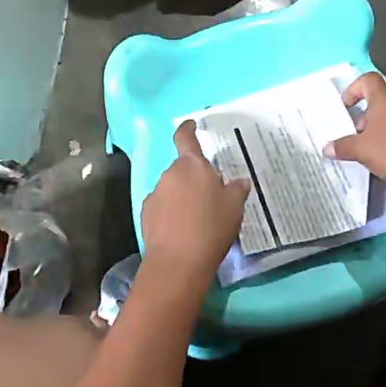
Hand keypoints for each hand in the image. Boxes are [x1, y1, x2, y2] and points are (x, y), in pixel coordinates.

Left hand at [140, 121, 250, 282]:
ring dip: (181, 195)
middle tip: (209, 195)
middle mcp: (170, 173)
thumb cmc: (211, 228)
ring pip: (172, 187)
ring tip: (196, 217)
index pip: (185, 138)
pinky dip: (170, 211)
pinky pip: (162, 204)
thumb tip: (239, 181)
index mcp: (192, 166)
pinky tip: (181, 228)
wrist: (178, 261)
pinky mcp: (146, 212)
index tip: (190, 125)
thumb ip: (236, 190)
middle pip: (182, 167)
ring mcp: (155, 192)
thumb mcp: (234, 208)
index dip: (187, 129)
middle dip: (193, 176)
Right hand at [323, 74, 385, 190]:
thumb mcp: (360, 150)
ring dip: (378, 129)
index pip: (368, 80)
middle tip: (355, 136)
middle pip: (379, 100)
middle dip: (364, 117)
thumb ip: (342, 146)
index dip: (354, 89)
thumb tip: (327, 148)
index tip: (346, 107)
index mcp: (384, 99)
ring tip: (369, 150)